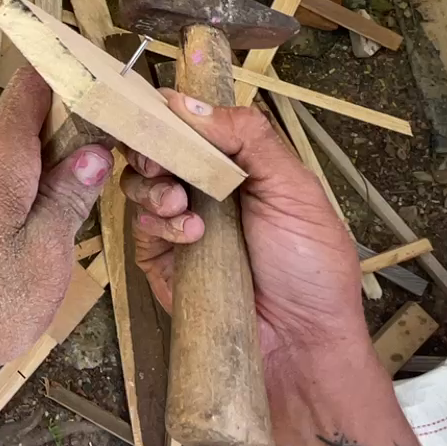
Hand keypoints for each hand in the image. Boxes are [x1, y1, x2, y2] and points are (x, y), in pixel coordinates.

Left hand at [0, 67, 110, 389]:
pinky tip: (43, 210)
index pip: (36, 79)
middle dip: (69, 122)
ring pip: (10, 140)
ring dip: (47, 154)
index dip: (76, 76)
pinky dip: (22, 175)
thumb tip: (96, 150)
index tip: (116, 96)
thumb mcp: (46, 253)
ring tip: (86, 185)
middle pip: (26, 109)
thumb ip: (71, 195)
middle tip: (116, 152)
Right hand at [127, 91, 367, 369]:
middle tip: (160, 160)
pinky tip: (190, 237)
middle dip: (151, 148)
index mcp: (234, 164)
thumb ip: (249, 139)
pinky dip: (160, 224)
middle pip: (153, 147)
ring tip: (180, 207)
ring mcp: (174, 220)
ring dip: (154, 188)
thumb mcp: (294, 190)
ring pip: (137, 182)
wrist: (299, 343)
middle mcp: (199, 187)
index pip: (191, 123)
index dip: (170, 113)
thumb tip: (186, 102)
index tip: (157, 108)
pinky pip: (139, 225)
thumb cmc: (309, 265)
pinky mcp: (156, 253)